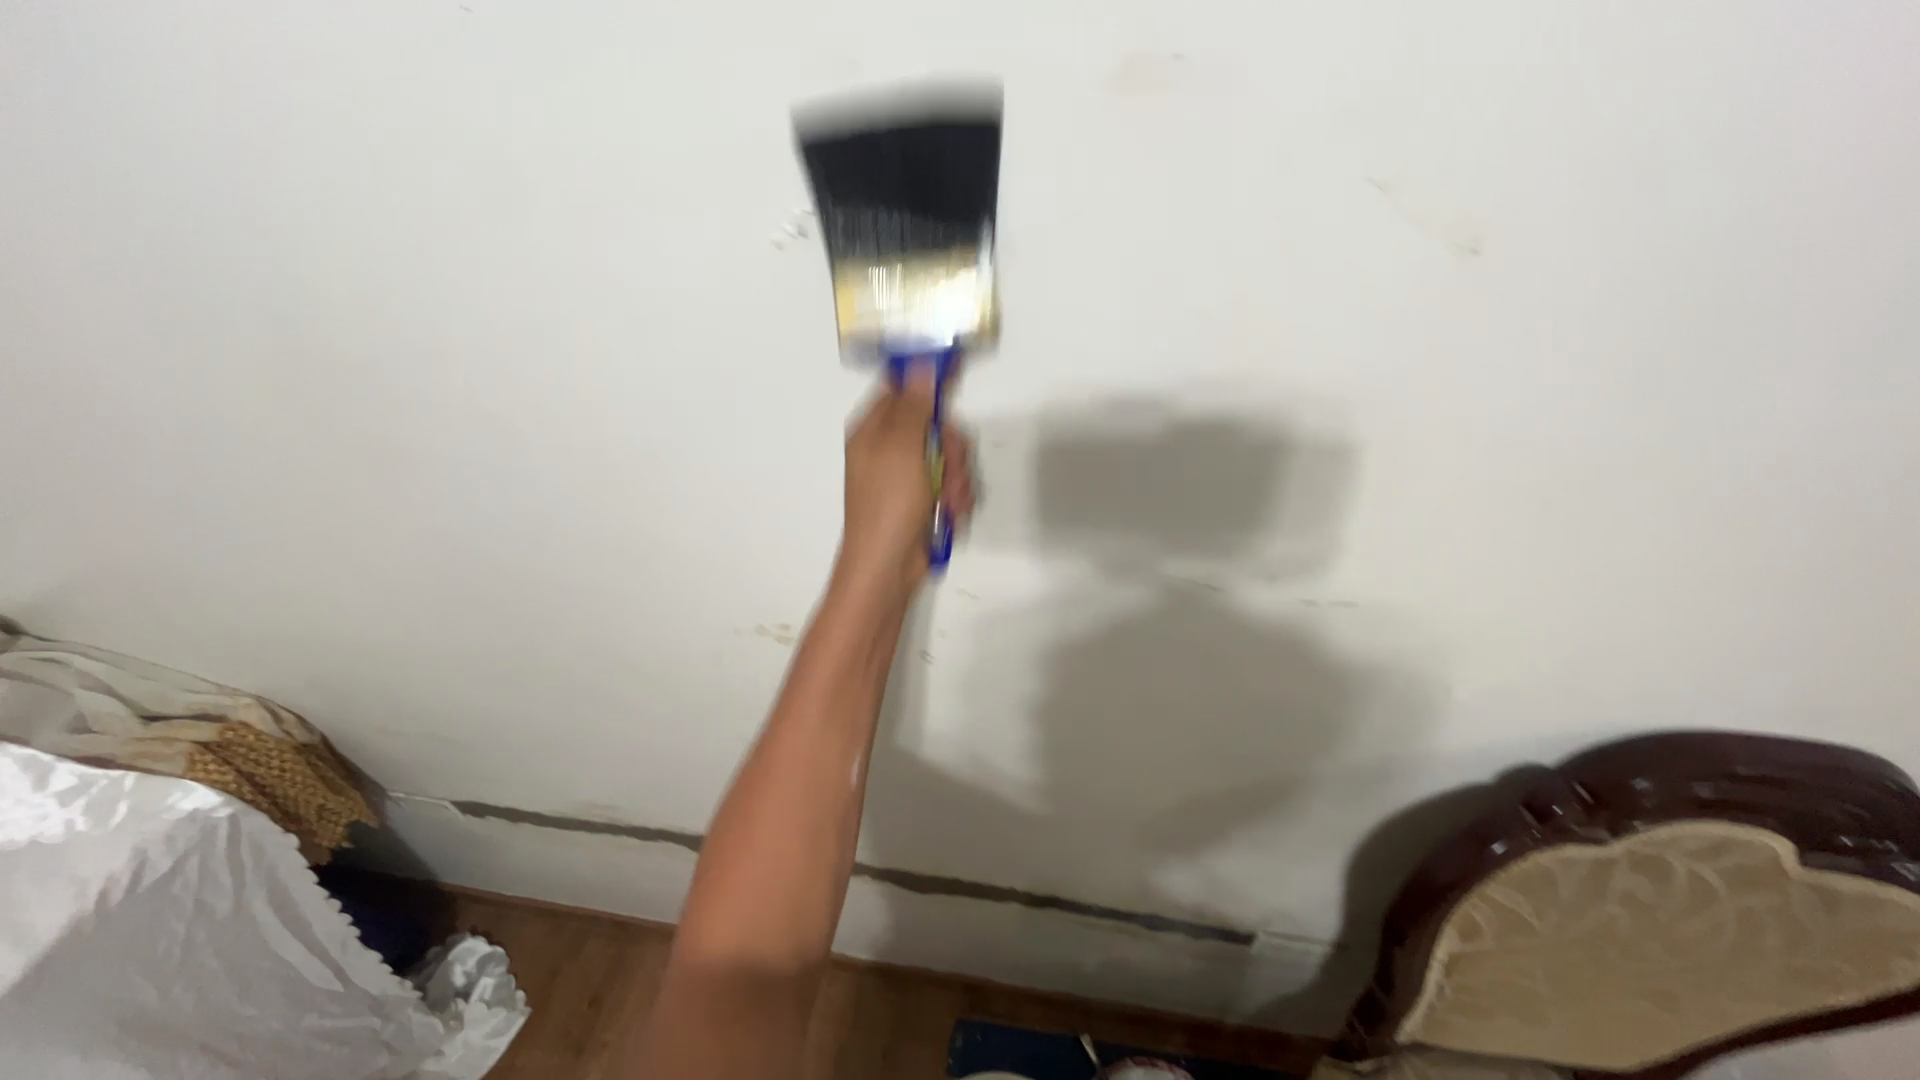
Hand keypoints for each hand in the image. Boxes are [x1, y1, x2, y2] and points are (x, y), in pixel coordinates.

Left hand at [836, 364, 975, 596]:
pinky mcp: (925, 500)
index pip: (903, 387)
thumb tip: (921, 365)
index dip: (930, 379)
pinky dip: (956, 499)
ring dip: (958, 479)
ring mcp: (908, 476)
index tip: (959, 373)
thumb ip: (915, 404)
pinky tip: (951, 515)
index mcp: (874, 429)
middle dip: (952, 447)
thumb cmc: (889, 505)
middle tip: (948, 466)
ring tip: (950, 502)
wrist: (888, 568)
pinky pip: (953, 484)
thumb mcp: (902, 447)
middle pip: (936, 424)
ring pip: (950, 456)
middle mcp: (890, 448)